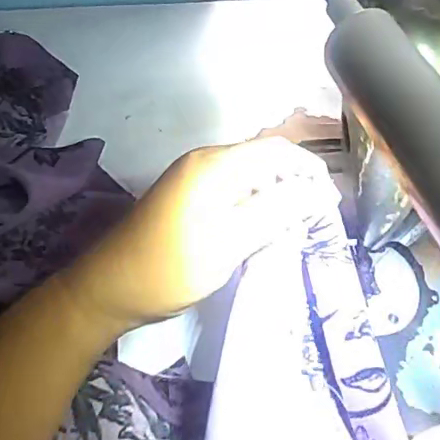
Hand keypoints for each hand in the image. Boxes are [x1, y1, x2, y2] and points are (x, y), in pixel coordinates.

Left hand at [61, 137, 334, 329]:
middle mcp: (204, 160)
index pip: (275, 151)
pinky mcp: (189, 195)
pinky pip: (233, 187)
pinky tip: (266, 226)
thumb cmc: (168, 268)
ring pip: (249, 173)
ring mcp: (193, 177)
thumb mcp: (228, 243)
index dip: (309, 170)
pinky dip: (256, 201)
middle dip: (295, 180)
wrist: (107, 288)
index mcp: (213, 164)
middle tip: (319, 216)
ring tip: (299, 223)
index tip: (331, 201)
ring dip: (276, 193)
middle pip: (263, 158)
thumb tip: (318, 192)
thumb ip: (274, 213)